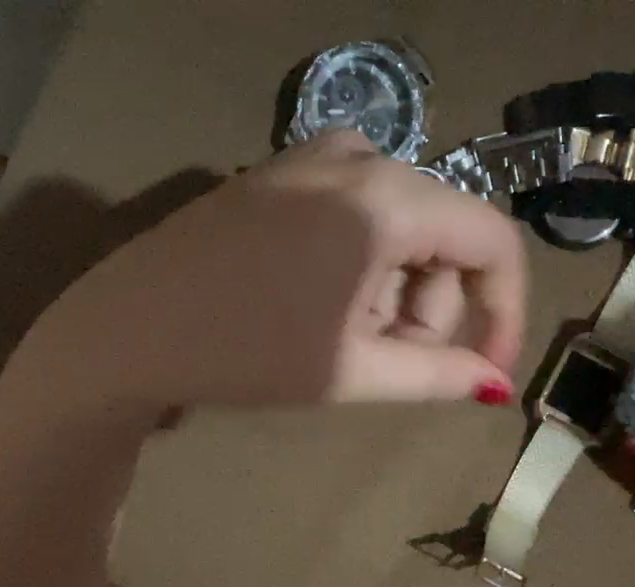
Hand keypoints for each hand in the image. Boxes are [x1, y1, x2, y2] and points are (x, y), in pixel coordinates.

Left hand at [26, 130, 527, 409]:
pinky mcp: (279, 173)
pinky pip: (356, 214)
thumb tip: (496, 382)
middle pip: (444, 235)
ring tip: (338, 340)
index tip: (487, 369)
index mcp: (387, 199)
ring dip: (391, 293)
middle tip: (382, 364)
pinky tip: (315, 306)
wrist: (130, 331)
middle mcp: (360, 156)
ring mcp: (313, 157)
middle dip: (429, 309)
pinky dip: (357, 267)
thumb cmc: (246, 353)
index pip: (492, 241)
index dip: (504, 311)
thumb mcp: (353, 371)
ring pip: (401, 228)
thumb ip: (438, 374)